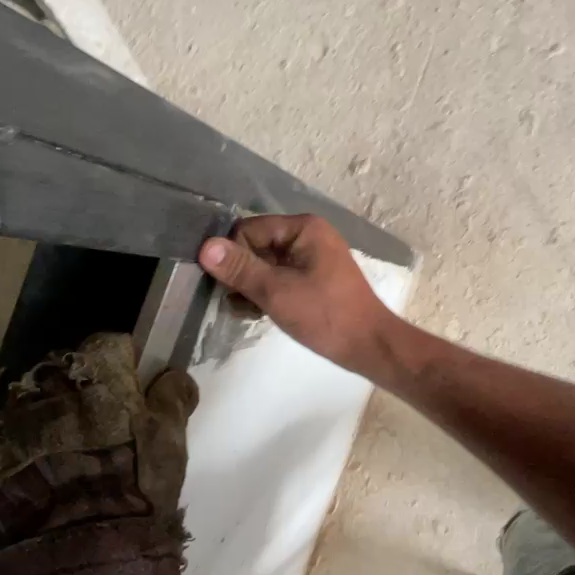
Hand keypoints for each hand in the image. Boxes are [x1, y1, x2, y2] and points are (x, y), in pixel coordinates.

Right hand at [197, 214, 398, 375]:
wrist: (369, 346)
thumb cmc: (325, 315)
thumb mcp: (277, 292)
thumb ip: (240, 268)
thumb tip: (205, 247)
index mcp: (303, 228)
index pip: (248, 229)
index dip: (233, 256)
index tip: (227, 286)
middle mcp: (308, 235)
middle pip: (255, 245)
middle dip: (241, 273)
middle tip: (236, 302)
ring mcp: (312, 257)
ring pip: (265, 264)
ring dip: (251, 286)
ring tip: (247, 311)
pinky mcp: (313, 278)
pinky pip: (279, 277)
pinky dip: (266, 293)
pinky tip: (258, 313)